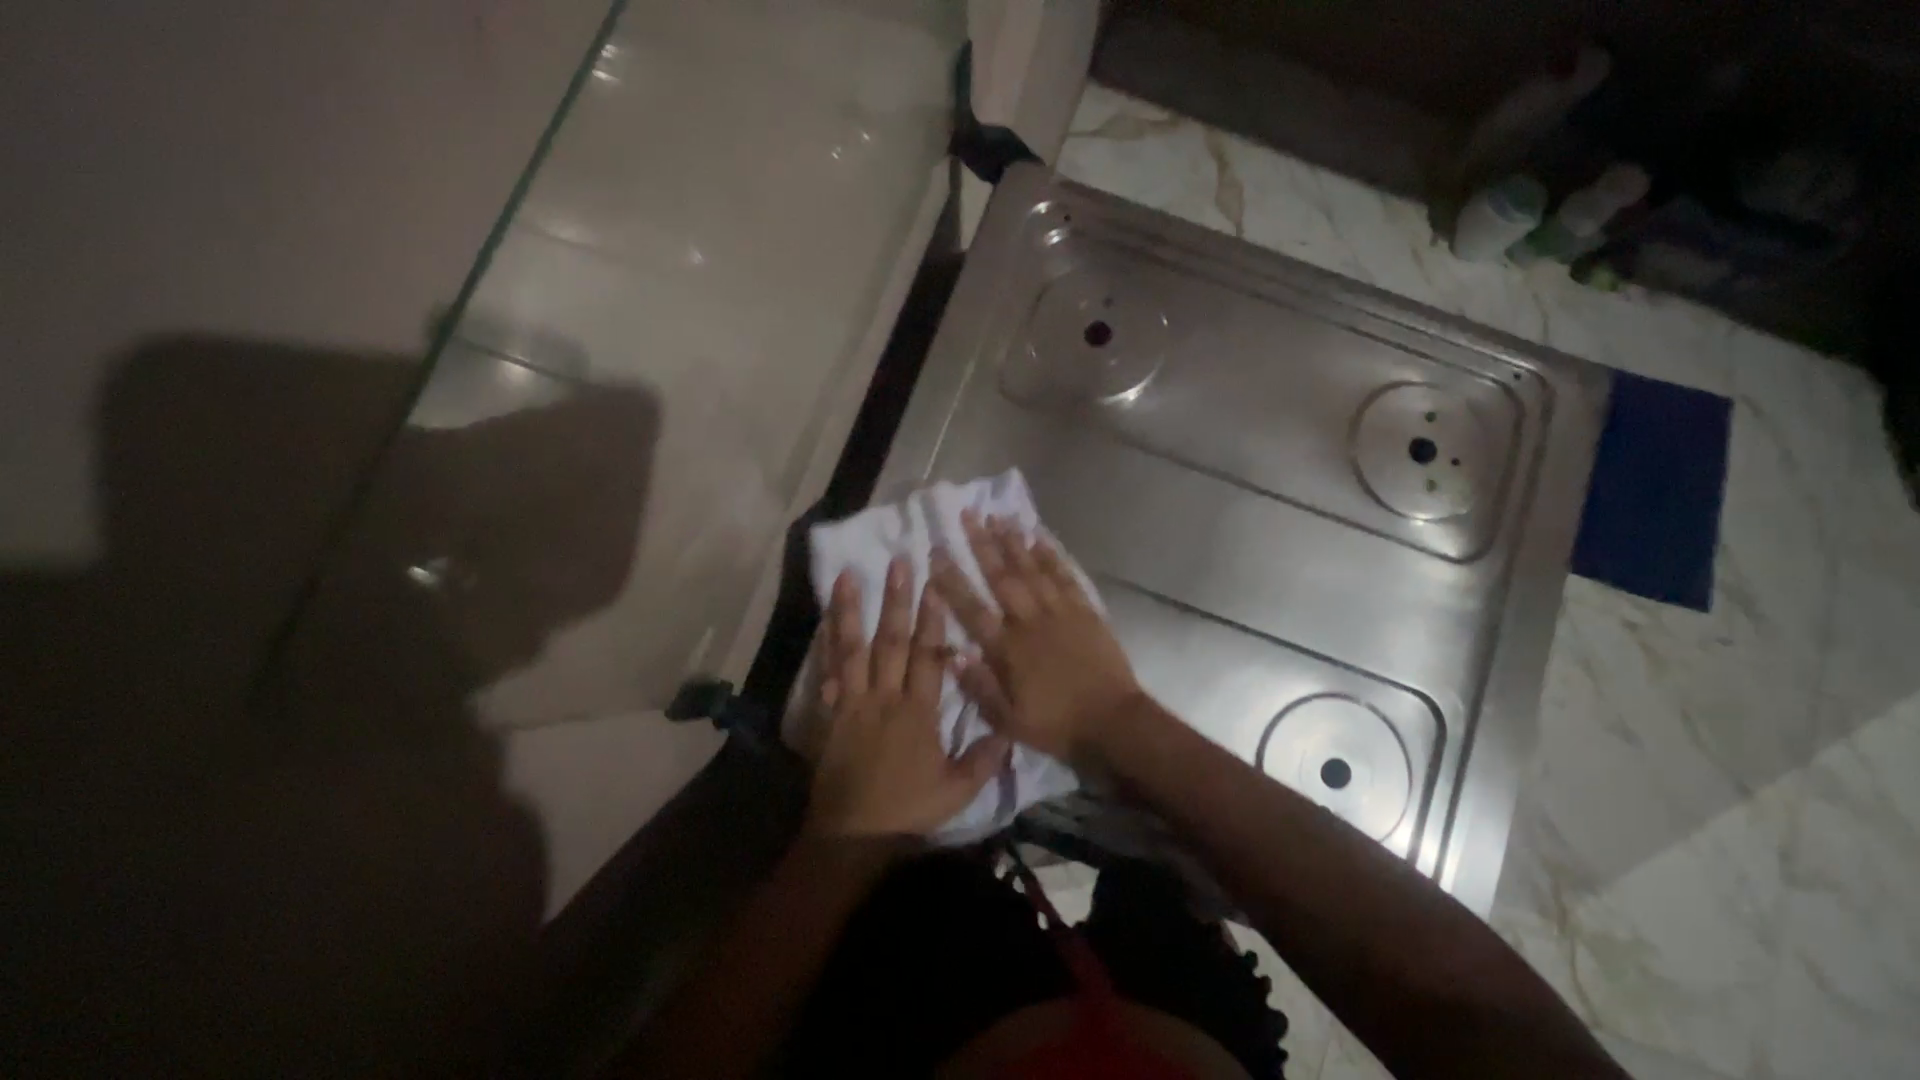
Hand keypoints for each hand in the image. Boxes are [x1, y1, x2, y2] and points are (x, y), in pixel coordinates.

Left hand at [804, 558, 1011, 837]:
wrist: (854, 833)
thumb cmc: (908, 809)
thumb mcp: (957, 791)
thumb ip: (984, 759)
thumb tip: (1008, 731)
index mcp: (918, 712)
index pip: (927, 656)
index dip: (932, 620)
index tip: (934, 586)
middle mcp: (884, 698)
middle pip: (890, 641)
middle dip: (895, 600)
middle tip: (897, 562)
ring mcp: (852, 703)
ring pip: (852, 649)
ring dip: (850, 611)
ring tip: (847, 576)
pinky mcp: (830, 715)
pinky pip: (827, 674)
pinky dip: (825, 648)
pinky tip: (824, 624)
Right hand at [930, 511, 1143, 762]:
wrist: (1113, 723)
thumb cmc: (1057, 726)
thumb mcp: (1009, 721)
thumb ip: (980, 687)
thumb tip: (952, 654)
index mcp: (1008, 650)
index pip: (972, 609)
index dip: (952, 581)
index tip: (936, 553)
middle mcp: (1030, 623)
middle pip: (1002, 578)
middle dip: (983, 545)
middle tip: (968, 515)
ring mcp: (1061, 614)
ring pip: (1033, 570)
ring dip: (1014, 542)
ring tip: (999, 517)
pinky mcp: (1086, 613)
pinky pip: (1065, 577)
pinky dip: (1052, 557)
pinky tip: (1040, 538)